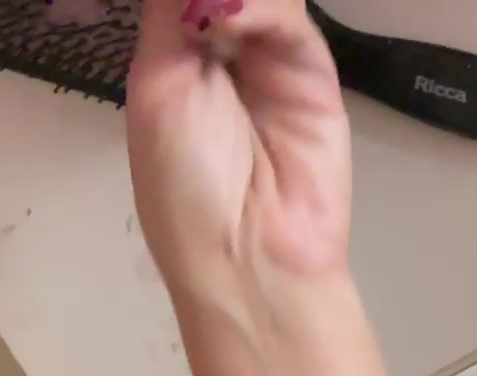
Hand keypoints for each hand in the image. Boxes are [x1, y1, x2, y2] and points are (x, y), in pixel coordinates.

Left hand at [126, 0, 351, 311]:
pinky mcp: (318, 84)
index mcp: (179, 54)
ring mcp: (276, 67)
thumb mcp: (158, 82)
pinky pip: (295, 26)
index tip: (176, 1)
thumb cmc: (187, 182)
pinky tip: (234, 13)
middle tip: (193, 2)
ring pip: (261, 0)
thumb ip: (177, 14)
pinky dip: (266, 7)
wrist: (250, 250)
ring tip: (215, 9)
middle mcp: (230, 54)